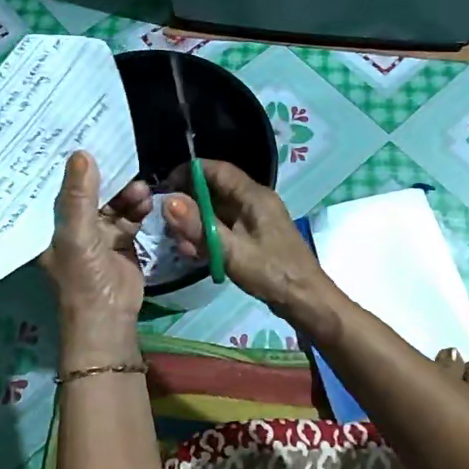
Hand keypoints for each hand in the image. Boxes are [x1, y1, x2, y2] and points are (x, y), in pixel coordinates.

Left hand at [40, 151, 152, 369]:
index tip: (88, 138)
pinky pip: (130, 216)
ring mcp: (98, 234)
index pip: (58, 186)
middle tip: (126, 164)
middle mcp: (73, 226)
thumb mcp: (78, 233)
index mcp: (51, 225)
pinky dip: (138, 209)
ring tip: (140, 193)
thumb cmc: (84, 277)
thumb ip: (80, 195)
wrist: (110, 317)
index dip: (72, 166)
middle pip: (91, 191)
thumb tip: (82, 153)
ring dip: (128, 194)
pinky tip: (146, 205)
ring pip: (113, 202)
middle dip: (109, 178)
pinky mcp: (121, 242)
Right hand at [162, 160, 332, 314]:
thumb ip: (199, 226)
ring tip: (180, 245)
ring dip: (197, 225)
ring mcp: (256, 220)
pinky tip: (196, 254)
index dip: (190, 172)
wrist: (304, 298)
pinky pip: (226, 228)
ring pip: (218, 212)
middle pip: (216, 190)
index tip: (165, 185)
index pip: (218, 170)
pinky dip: (209, 237)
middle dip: (189, 204)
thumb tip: (168, 200)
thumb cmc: (271, 272)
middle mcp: (255, 202)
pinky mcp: (254, 237)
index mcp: (255, 196)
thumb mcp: (230, 251)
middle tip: (168, 224)